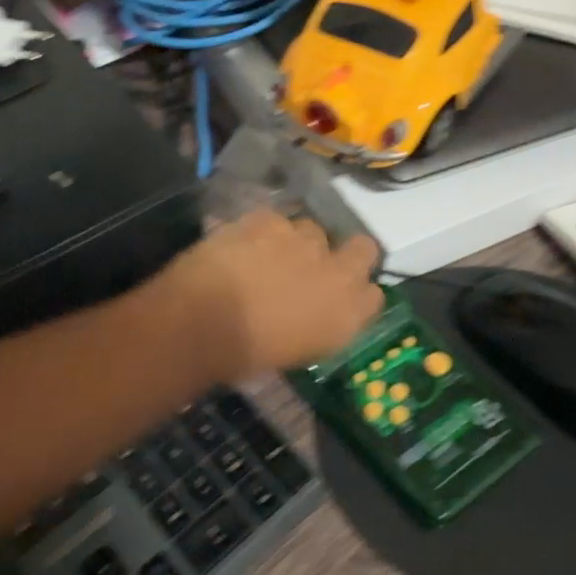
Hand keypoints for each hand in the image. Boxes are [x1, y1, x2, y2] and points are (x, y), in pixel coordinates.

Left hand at [154, 209, 383, 375]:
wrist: (202, 322)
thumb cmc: (245, 355)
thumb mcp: (295, 352)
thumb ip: (315, 325)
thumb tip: (306, 313)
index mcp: (347, 316)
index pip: (373, 295)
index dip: (354, 291)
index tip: (335, 295)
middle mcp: (338, 273)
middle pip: (362, 249)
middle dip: (343, 252)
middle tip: (312, 265)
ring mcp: (304, 241)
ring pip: (312, 229)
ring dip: (296, 241)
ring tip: (266, 254)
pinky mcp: (269, 219)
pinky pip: (274, 219)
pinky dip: (261, 230)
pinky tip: (241, 243)